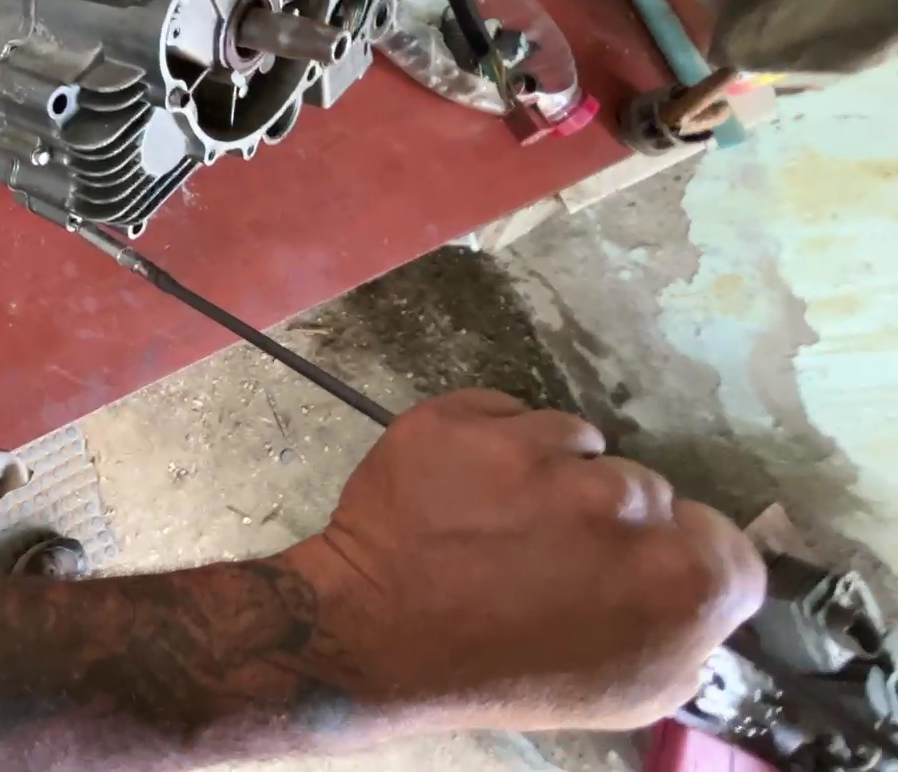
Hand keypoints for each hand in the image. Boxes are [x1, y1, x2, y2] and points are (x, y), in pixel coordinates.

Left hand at [282, 389, 764, 732]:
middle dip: (602, 507)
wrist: (379, 627)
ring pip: (567, 435)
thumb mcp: (635, 684)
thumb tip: (687, 568)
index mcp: (679, 576)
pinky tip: (460, 476)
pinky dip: (484, 435)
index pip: (714, 533)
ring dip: (544, 463)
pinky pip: (496, 409)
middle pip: (637, 482)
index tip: (624, 558)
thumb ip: (686, 620)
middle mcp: (611, 499)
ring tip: (497, 505)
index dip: (667, 546)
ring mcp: (524, 450)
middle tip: (546, 539)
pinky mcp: (452, 420)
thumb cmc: (504, 670)